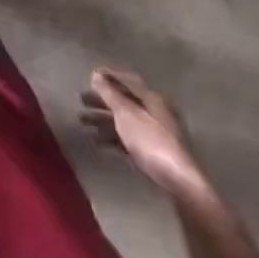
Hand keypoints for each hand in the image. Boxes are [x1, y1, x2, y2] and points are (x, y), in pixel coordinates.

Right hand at [81, 67, 201, 191]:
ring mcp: (155, 135)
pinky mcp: (153, 154)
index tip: (91, 76)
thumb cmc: (150, 141)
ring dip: (103, 120)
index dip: (110, 77)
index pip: (129, 81)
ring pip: (125, 122)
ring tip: (82, 122)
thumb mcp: (127, 114)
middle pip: (125, 102)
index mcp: (153, 99)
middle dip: (103, 101)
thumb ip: (110, 94)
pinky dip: (112, 138)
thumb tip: (96, 75)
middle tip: (81, 100)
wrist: (177, 182)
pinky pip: (128, 140)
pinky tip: (97, 141)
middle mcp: (155, 113)